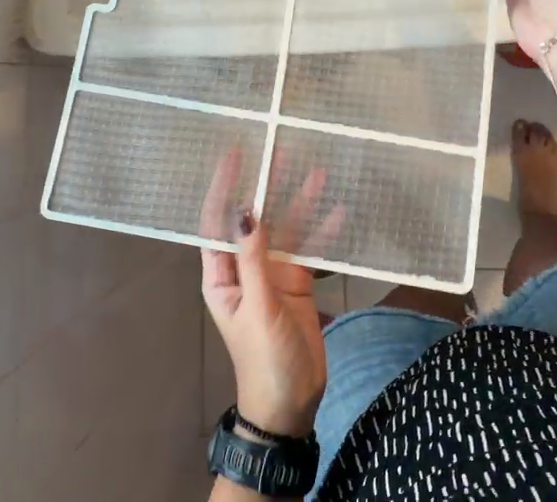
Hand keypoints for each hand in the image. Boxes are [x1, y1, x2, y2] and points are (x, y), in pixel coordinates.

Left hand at [199, 150, 338, 437]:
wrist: (291, 404)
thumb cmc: (265, 360)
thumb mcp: (259, 308)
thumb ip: (255, 259)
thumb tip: (246, 211)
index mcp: (222, 276)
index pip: (217, 222)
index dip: (224, 187)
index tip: (234, 155)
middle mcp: (245, 268)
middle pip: (255, 219)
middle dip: (267, 187)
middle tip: (282, 152)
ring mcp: (273, 276)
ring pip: (286, 231)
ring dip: (300, 204)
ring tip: (318, 173)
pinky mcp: (298, 285)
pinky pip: (309, 251)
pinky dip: (323, 233)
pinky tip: (339, 212)